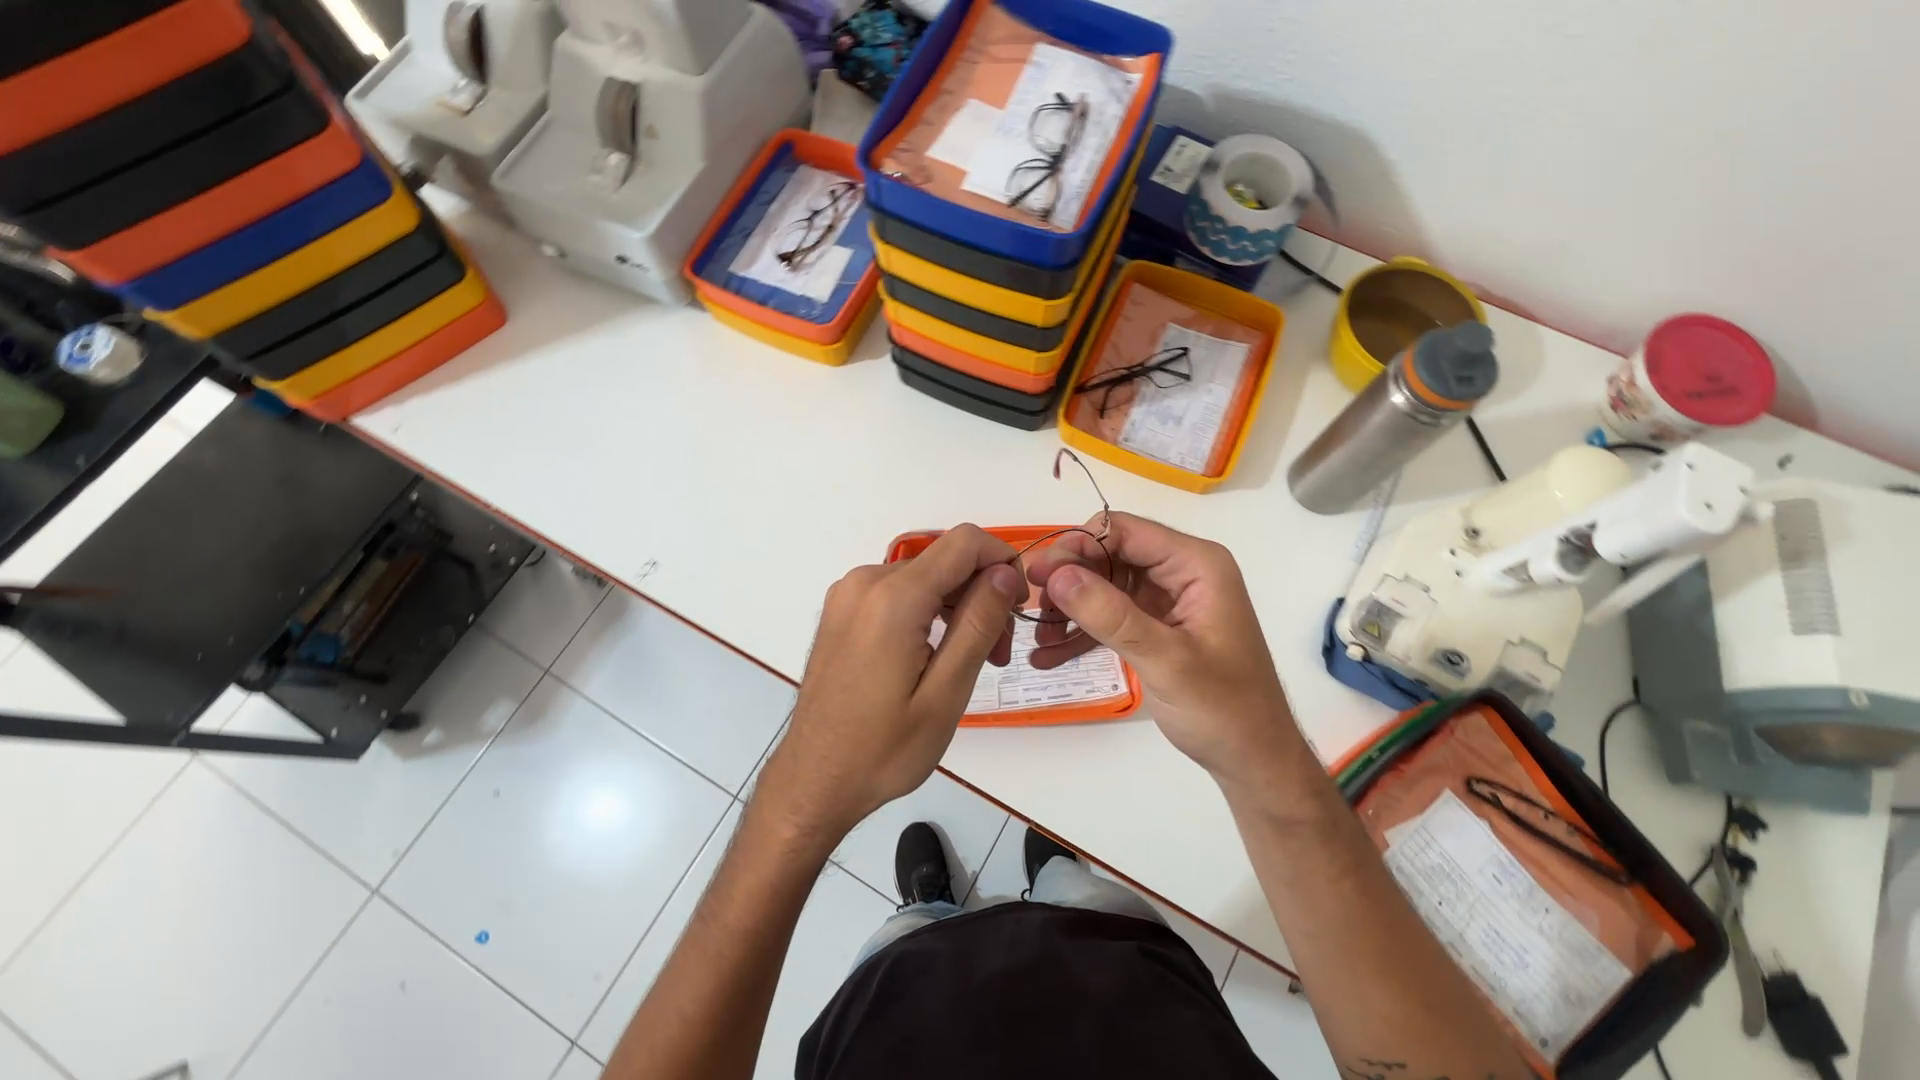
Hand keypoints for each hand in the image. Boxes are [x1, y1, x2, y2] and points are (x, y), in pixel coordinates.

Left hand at [758, 525, 1022, 838]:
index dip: (1004, 562)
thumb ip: (978, 623)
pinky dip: (927, 613)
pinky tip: (936, 657)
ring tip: (971, 662)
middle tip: (997, 656)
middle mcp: (865, 582)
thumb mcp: (946, 692)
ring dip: (956, 608)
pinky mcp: (841, 612)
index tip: (1019, 609)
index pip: (965, 543)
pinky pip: (897, 593)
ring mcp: (847, 596)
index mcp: (893, 598)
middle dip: (982, 596)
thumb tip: (1005, 572)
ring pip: (923, 578)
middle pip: (945, 561)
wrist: (816, 781)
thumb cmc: (884, 749)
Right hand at [1024, 512, 1297, 787]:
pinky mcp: (1157, 627)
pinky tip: (1049, 656)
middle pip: (1110, 556)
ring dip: (1070, 609)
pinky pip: (1111, 617)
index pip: (1125, 531)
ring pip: (1104, 586)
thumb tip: (1057, 575)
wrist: (1253, 759)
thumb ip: (1110, 615)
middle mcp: (1182, 573)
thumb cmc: (1224, 708)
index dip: (1078, 546)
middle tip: (1031, 608)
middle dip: (1069, 580)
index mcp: (1196, 565)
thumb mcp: (1165, 660)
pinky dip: (1082, 633)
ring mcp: (1168, 600)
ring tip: (1037, 639)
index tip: (1038, 576)